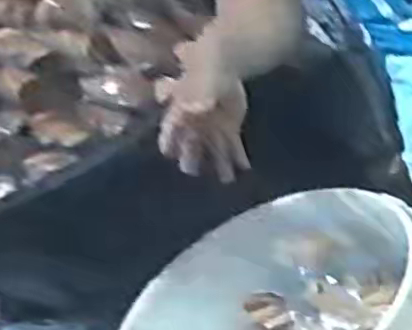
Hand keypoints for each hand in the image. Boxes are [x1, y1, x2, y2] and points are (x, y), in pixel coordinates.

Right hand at [156, 37, 251, 182]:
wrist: (224, 66)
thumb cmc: (207, 71)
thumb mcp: (202, 82)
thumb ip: (196, 95)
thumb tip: (190, 109)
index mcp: (184, 106)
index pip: (174, 125)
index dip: (170, 138)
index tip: (166, 153)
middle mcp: (197, 118)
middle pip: (193, 140)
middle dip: (192, 156)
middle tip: (190, 173)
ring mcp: (213, 123)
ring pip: (215, 146)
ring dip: (220, 162)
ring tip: (226, 180)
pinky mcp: (229, 126)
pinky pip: (233, 144)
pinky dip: (238, 156)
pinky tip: (245, 169)